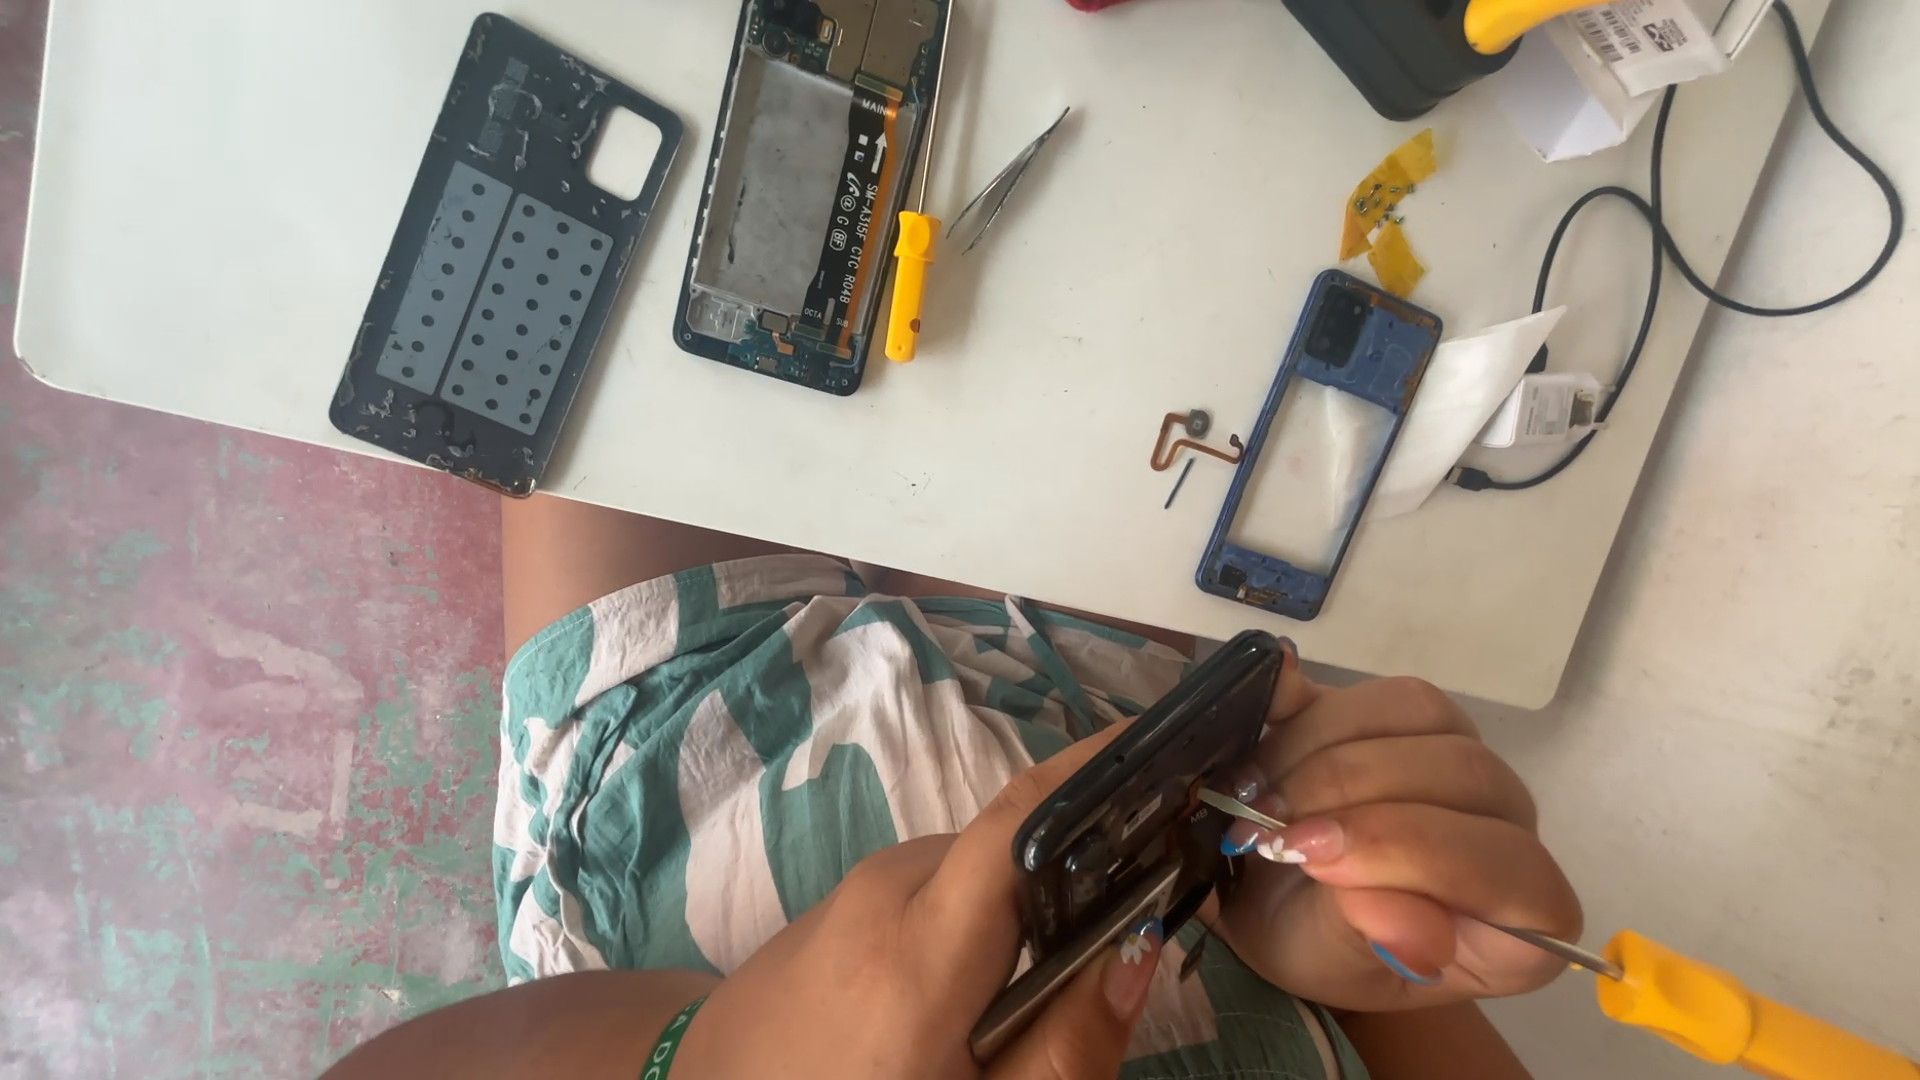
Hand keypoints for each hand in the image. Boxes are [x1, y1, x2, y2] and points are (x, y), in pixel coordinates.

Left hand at [674, 725, 1164, 1079]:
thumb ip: (1060, 1050)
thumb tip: (1134, 952)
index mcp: (921, 949)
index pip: (1017, 823)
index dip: (1089, 770)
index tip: (1152, 746)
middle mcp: (890, 884)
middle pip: (1010, 847)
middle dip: (1075, 867)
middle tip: (1124, 923)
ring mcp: (862, 877)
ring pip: (976, 869)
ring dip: (1022, 903)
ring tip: (1039, 980)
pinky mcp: (849, 886)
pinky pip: (939, 880)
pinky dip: (978, 909)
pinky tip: (973, 980)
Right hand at [1214, 651, 1581, 1011]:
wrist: (1269, 897)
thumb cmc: (1317, 943)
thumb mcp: (1333, 959)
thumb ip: (1374, 938)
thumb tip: (1411, 932)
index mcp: (1518, 907)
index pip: (1512, 865)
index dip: (1412, 849)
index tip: (1313, 856)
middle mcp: (1501, 821)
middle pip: (1460, 769)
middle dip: (1347, 787)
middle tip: (1266, 818)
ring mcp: (1447, 754)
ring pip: (1415, 709)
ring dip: (1319, 742)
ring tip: (1257, 788)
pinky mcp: (1388, 714)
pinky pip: (1357, 682)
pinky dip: (1306, 694)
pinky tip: (1267, 714)